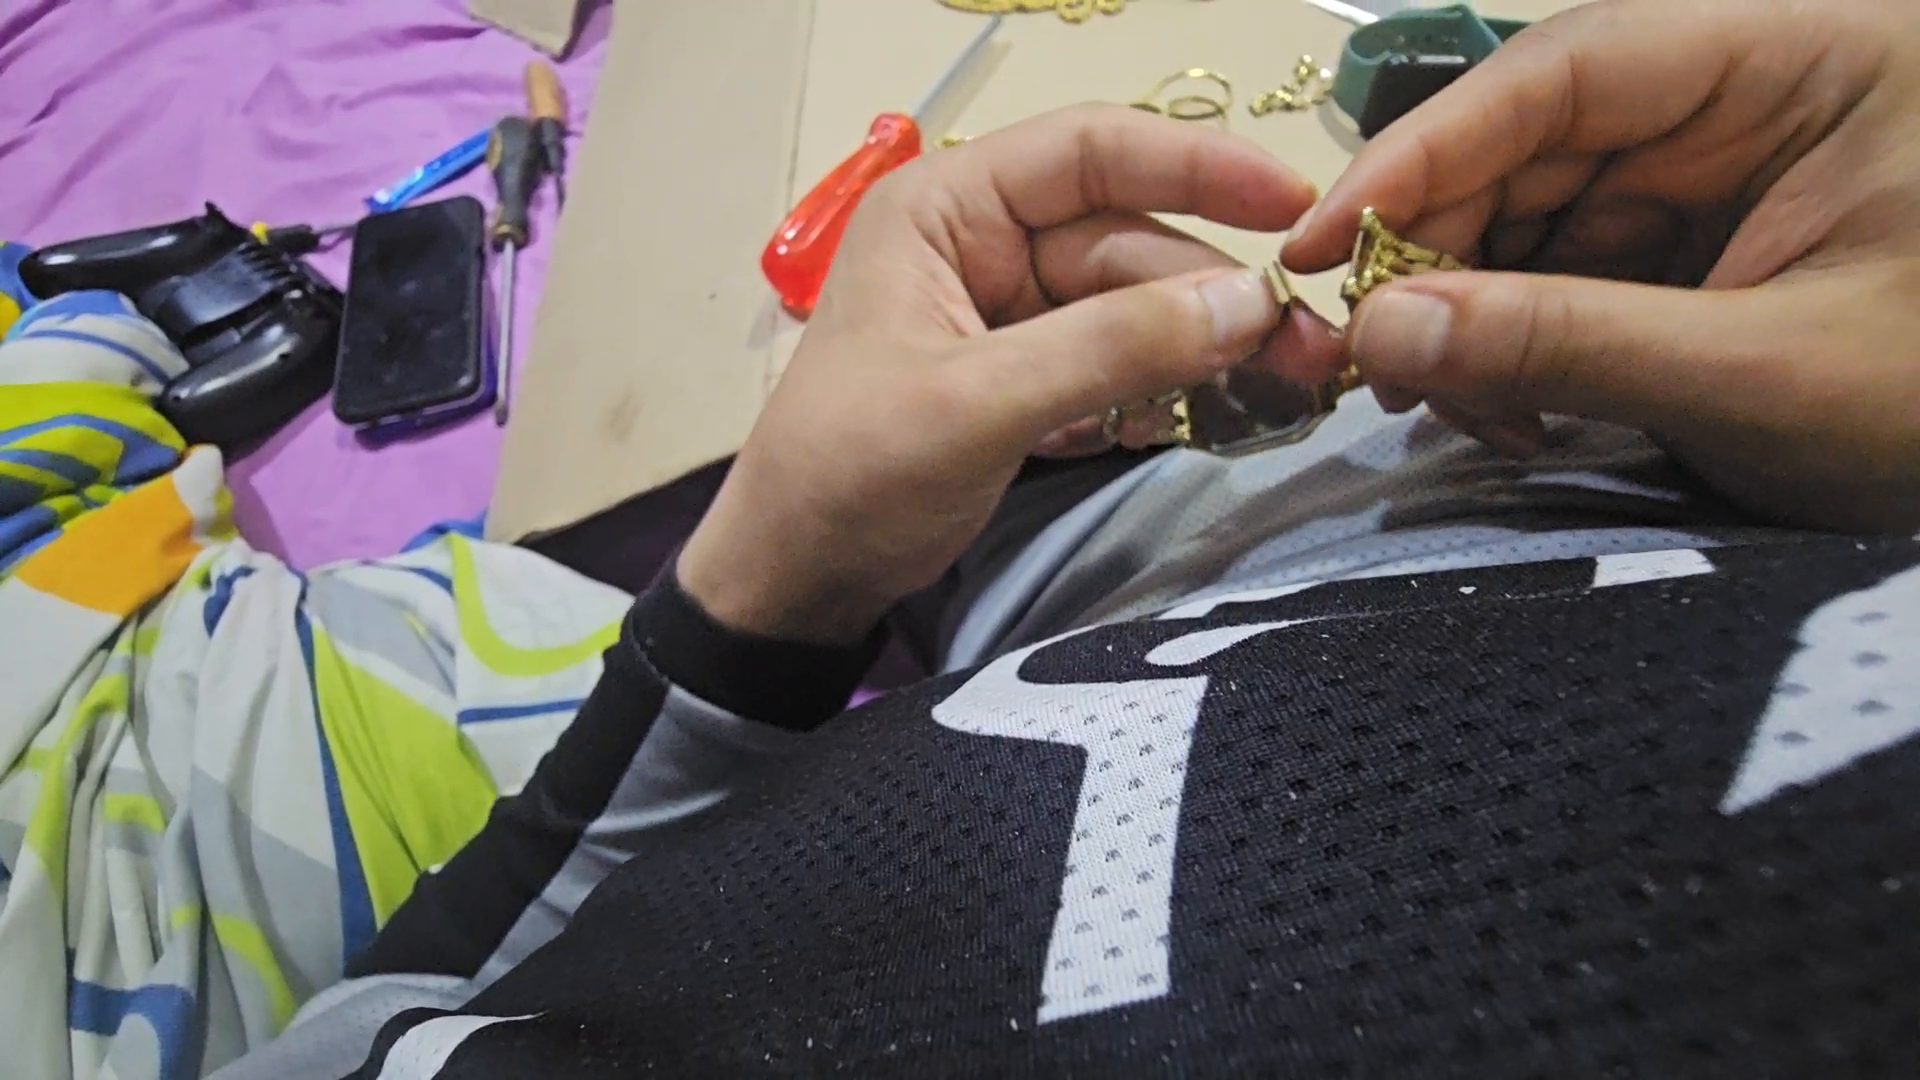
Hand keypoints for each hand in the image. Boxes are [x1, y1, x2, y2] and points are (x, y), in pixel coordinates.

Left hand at [677, 105, 1327, 643]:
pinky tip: (1161, 426)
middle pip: (1121, 247)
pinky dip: (1138, 396)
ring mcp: (1001, 323)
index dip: (1197, 168)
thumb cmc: (858, 471)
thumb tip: (1247, 302)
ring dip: (1183, 354)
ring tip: (1259, 391)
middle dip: (1206, 298)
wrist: (804, 570)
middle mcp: (979, 252)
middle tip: (1301, 349)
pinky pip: (1101, 370)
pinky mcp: (1016, 386)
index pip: (1088, 154)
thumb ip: (1109, 348)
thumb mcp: (977, 403)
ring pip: (1120, 315)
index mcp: (947, 213)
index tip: (1292, 206)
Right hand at [1284, 0, 1919, 531]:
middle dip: (1426, 269)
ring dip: (1451, 328)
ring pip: (1503, 234)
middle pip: (1510, 161)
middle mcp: (1733, 102)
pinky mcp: (1656, 253)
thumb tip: (1375, 331)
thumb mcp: (1757, 374)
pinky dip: (1489, 354)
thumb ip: (1557, 343)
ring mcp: (1687, 183)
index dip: (1414, 155)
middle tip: (1375, 365)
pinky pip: (1528, 288)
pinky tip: (1499, 411)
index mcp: (1810, 55)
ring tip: (1451, 410)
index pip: (1563, 72)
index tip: (1312, 246)